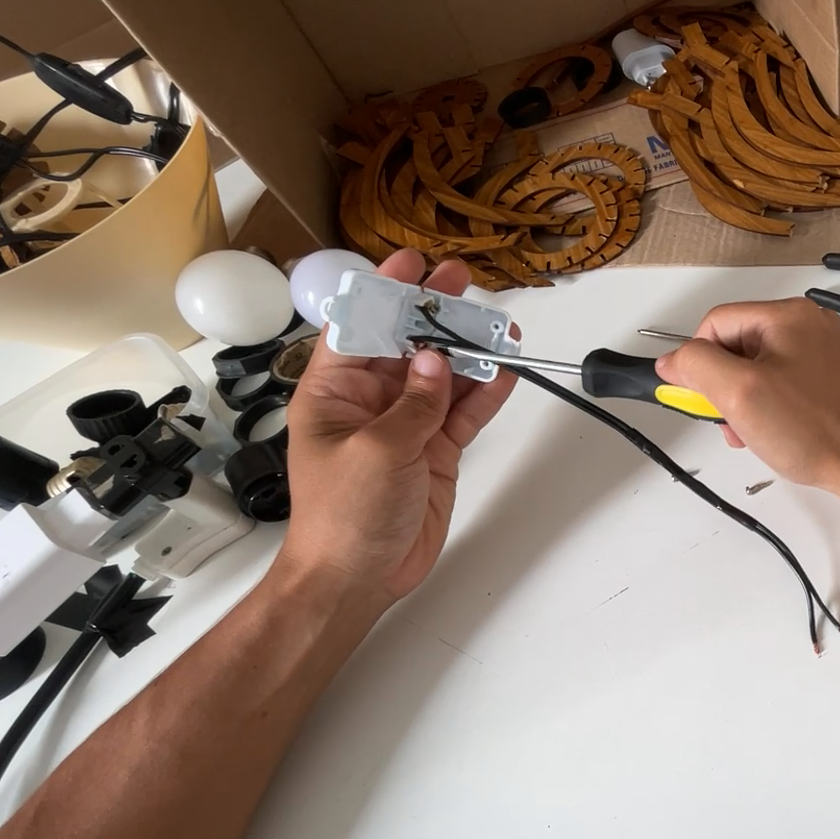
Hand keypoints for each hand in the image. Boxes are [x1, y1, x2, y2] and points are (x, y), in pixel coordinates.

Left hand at [276, 249, 516, 604]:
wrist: (361, 574)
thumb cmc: (345, 515)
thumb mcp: (377, 450)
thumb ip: (415, 403)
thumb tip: (439, 360)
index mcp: (335, 394)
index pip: (359, 329)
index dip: (384, 294)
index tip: (413, 264)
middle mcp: (372, 402)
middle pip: (408, 346)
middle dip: (434, 315)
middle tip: (464, 285)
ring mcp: (408, 425)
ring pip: (444, 376)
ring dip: (470, 353)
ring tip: (500, 329)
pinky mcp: (437, 449)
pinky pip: (465, 412)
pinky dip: (485, 394)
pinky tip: (504, 373)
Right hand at [654, 298, 839, 495]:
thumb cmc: (815, 430)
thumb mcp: (740, 393)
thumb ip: (697, 366)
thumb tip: (671, 360)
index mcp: (788, 314)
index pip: (716, 324)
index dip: (698, 362)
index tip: (697, 401)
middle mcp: (812, 324)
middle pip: (741, 346)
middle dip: (725, 387)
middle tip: (729, 424)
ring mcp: (830, 352)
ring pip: (764, 368)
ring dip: (747, 401)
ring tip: (752, 435)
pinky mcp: (839, 379)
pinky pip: (791, 383)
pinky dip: (774, 407)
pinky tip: (775, 435)